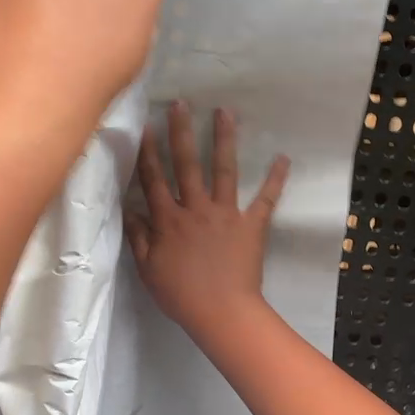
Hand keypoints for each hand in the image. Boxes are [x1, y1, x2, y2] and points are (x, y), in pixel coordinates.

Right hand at [126, 103, 289, 345]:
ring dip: (224, 139)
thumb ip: (139, 238)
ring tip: (225, 112)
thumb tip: (130, 209)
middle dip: (181, 132)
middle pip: (186, 164)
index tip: (144, 126)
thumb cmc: (181, 295)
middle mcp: (196, 209)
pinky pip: (266, 199)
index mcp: (168, 220)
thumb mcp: (148, 269)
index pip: (153, 180)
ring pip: (224, 170)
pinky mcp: (252, 225)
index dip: (147, 153)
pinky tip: (284, 158)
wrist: (221, 311)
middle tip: (180, 103)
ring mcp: (226, 214)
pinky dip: (276, 179)